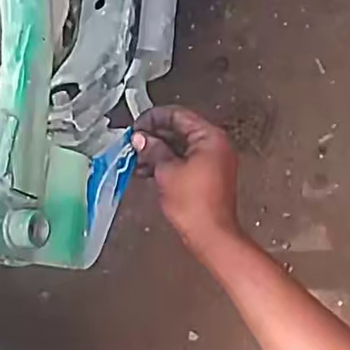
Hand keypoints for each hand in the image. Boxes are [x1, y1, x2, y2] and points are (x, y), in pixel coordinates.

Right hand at [132, 106, 242, 253]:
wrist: (211, 235)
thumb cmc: (196, 206)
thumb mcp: (167, 171)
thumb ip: (153, 149)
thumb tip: (141, 139)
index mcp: (210, 137)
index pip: (178, 115)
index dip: (153, 119)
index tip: (136, 128)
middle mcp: (216, 145)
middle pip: (179, 130)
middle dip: (154, 136)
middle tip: (134, 144)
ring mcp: (213, 161)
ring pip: (180, 147)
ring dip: (158, 151)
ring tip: (137, 159)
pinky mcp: (208, 176)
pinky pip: (185, 161)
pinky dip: (167, 163)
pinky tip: (148, 171)